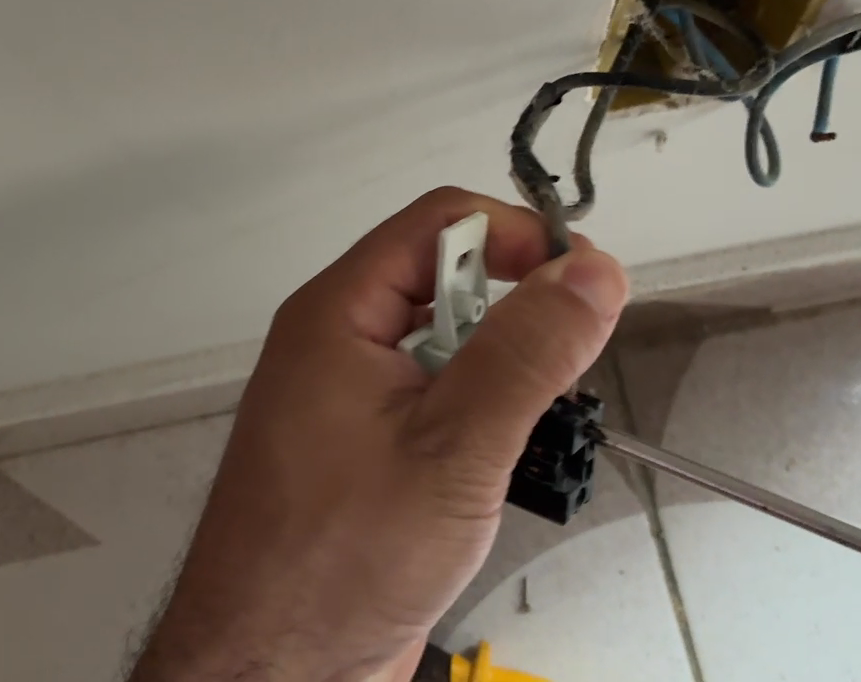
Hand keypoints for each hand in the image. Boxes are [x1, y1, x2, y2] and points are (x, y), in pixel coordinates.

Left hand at [129, 187, 628, 680]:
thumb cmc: (335, 562)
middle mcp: (337, 337)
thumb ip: (525, 355)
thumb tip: (588, 275)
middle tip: (564, 357)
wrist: (272, 666)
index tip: (583, 278)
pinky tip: (492, 453)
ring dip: (496, 363)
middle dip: (511, 304)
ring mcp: (348, 388)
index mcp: (338, 312)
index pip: (438, 222)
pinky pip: (431, 387)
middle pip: (440, 274)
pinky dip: (474, 404)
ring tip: (523, 420)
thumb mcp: (452, 448)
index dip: (515, 235)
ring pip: (442, 335)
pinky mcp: (365, 437)